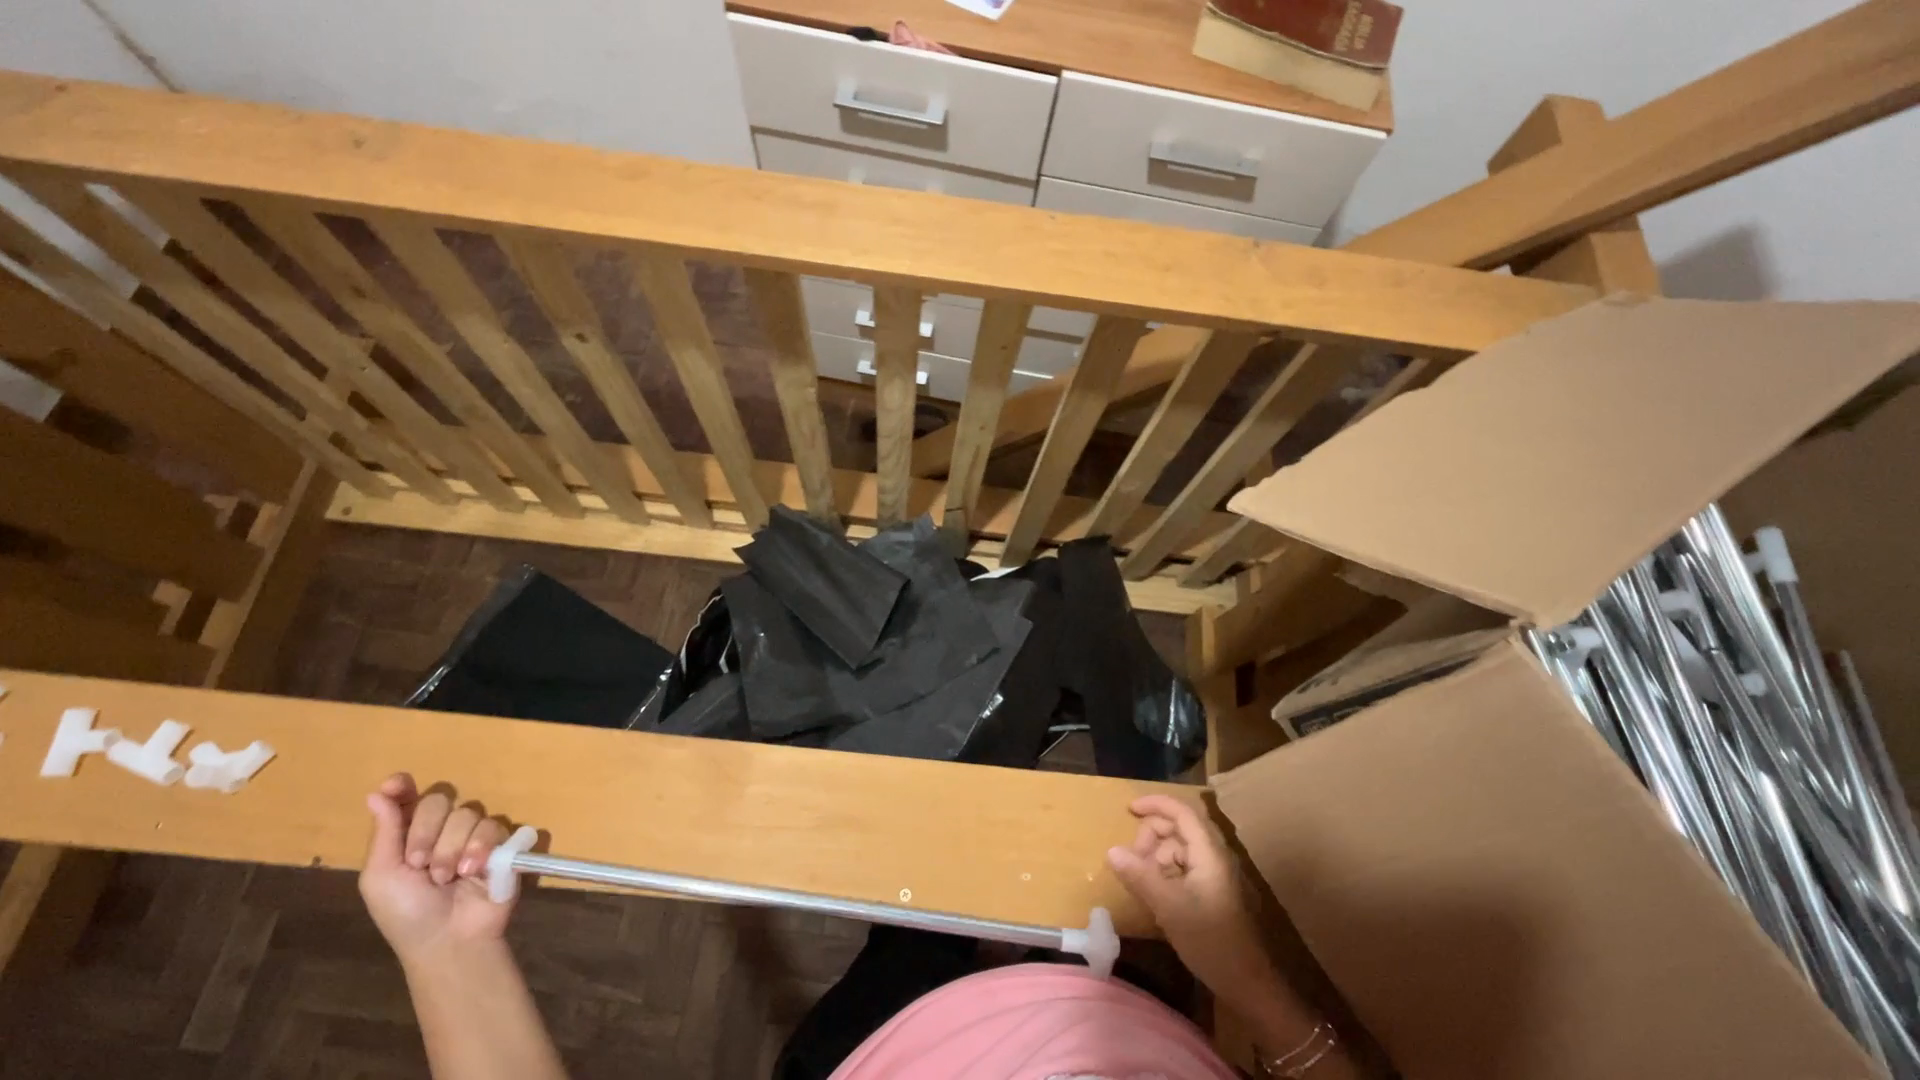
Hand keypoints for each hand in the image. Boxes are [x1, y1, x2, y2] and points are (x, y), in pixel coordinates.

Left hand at [360, 773, 514, 966]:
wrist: (449, 939)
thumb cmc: (406, 913)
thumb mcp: (381, 877)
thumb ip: (384, 834)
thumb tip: (375, 793)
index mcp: (406, 837)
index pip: (406, 797)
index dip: (401, 787)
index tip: (397, 785)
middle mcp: (440, 830)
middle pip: (438, 801)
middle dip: (428, 832)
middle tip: (421, 864)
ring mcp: (471, 836)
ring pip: (467, 814)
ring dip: (453, 848)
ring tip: (449, 878)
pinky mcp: (500, 844)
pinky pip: (494, 825)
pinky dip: (481, 848)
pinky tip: (474, 871)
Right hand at [1106, 794, 1287, 1013]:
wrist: (1246, 982)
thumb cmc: (1210, 940)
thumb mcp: (1169, 907)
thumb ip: (1140, 876)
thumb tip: (1111, 850)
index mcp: (1209, 853)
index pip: (1183, 812)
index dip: (1156, 805)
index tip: (1128, 809)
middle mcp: (1213, 856)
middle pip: (1179, 828)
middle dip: (1151, 836)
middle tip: (1131, 860)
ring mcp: (1214, 874)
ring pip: (1178, 849)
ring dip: (1156, 856)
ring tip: (1142, 881)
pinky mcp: (1211, 892)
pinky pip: (1183, 868)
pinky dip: (1165, 873)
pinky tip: (1155, 894)